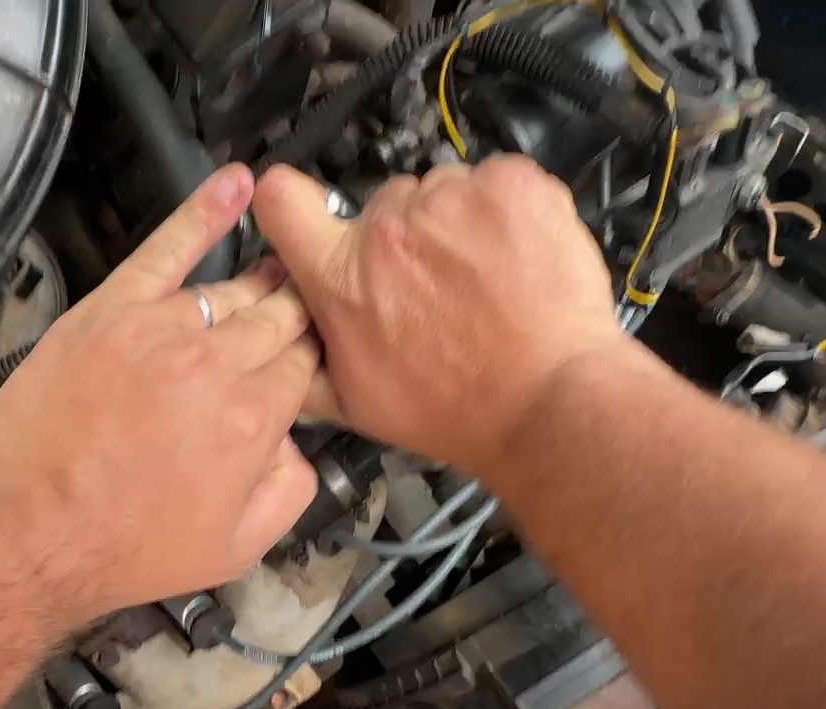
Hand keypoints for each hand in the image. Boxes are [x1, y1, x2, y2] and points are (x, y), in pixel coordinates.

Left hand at [0, 165, 321, 622]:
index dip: (308, 359)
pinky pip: (167, 248)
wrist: (33, 529)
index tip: (306, 358)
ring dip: (263, 281)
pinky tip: (238, 183)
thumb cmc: (133, 546)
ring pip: (232, 290)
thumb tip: (296, 440)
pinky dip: (203, 211)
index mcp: (256, 419)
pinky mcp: (112, 309)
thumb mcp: (239, 547)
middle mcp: (219, 363)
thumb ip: (290, 488)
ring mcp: (163, 328)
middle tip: (305, 306)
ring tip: (283, 267)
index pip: (303, 363)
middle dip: (296, 313)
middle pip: (276, 318)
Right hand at [254, 158, 637, 477]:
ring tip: (481, 282)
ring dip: (453, 226)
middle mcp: (388, 227)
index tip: (310, 217)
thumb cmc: (449, 410)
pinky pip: (492, 182)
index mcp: (342, 278)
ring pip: (440, 194)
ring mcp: (451, 198)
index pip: (281, 200)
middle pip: (380, 206)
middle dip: (399, 239)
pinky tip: (513, 261)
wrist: (544, 402)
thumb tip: (282, 341)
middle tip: (433, 289)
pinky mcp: (510, 185)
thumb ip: (304, 364)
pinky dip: (502, 213)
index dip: (290, 205)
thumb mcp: (354, 406)